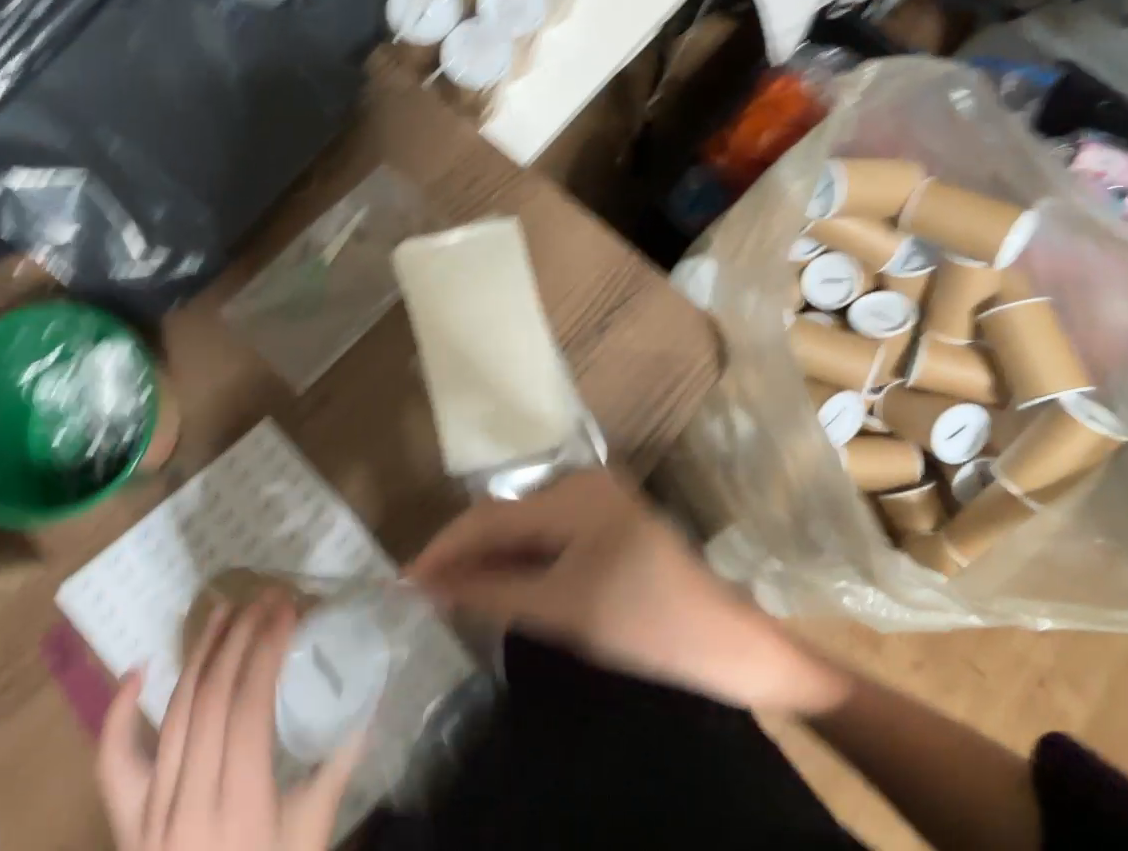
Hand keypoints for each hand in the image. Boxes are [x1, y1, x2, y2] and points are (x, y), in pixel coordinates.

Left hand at [97, 593, 363, 850]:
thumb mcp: (312, 841)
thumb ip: (335, 776)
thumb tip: (365, 711)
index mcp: (242, 805)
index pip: (249, 705)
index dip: (267, 649)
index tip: (287, 610)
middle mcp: (190, 799)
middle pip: (211, 699)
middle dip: (240, 639)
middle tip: (265, 599)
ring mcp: (150, 813)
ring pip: (173, 715)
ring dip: (198, 656)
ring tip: (223, 613)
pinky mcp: (126, 826)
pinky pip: (112, 765)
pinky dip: (119, 715)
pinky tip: (138, 672)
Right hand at [408, 470, 852, 714]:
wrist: (726, 643)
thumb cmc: (648, 625)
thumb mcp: (562, 611)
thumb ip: (493, 592)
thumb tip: (430, 588)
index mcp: (574, 495)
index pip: (488, 517)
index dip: (442, 550)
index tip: (401, 582)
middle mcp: (582, 484)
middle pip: (502, 515)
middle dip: (461, 553)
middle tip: (419, 590)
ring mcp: (596, 503)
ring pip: (522, 527)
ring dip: (486, 558)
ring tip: (445, 591)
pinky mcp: (604, 525)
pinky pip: (546, 537)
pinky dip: (517, 561)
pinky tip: (493, 586)